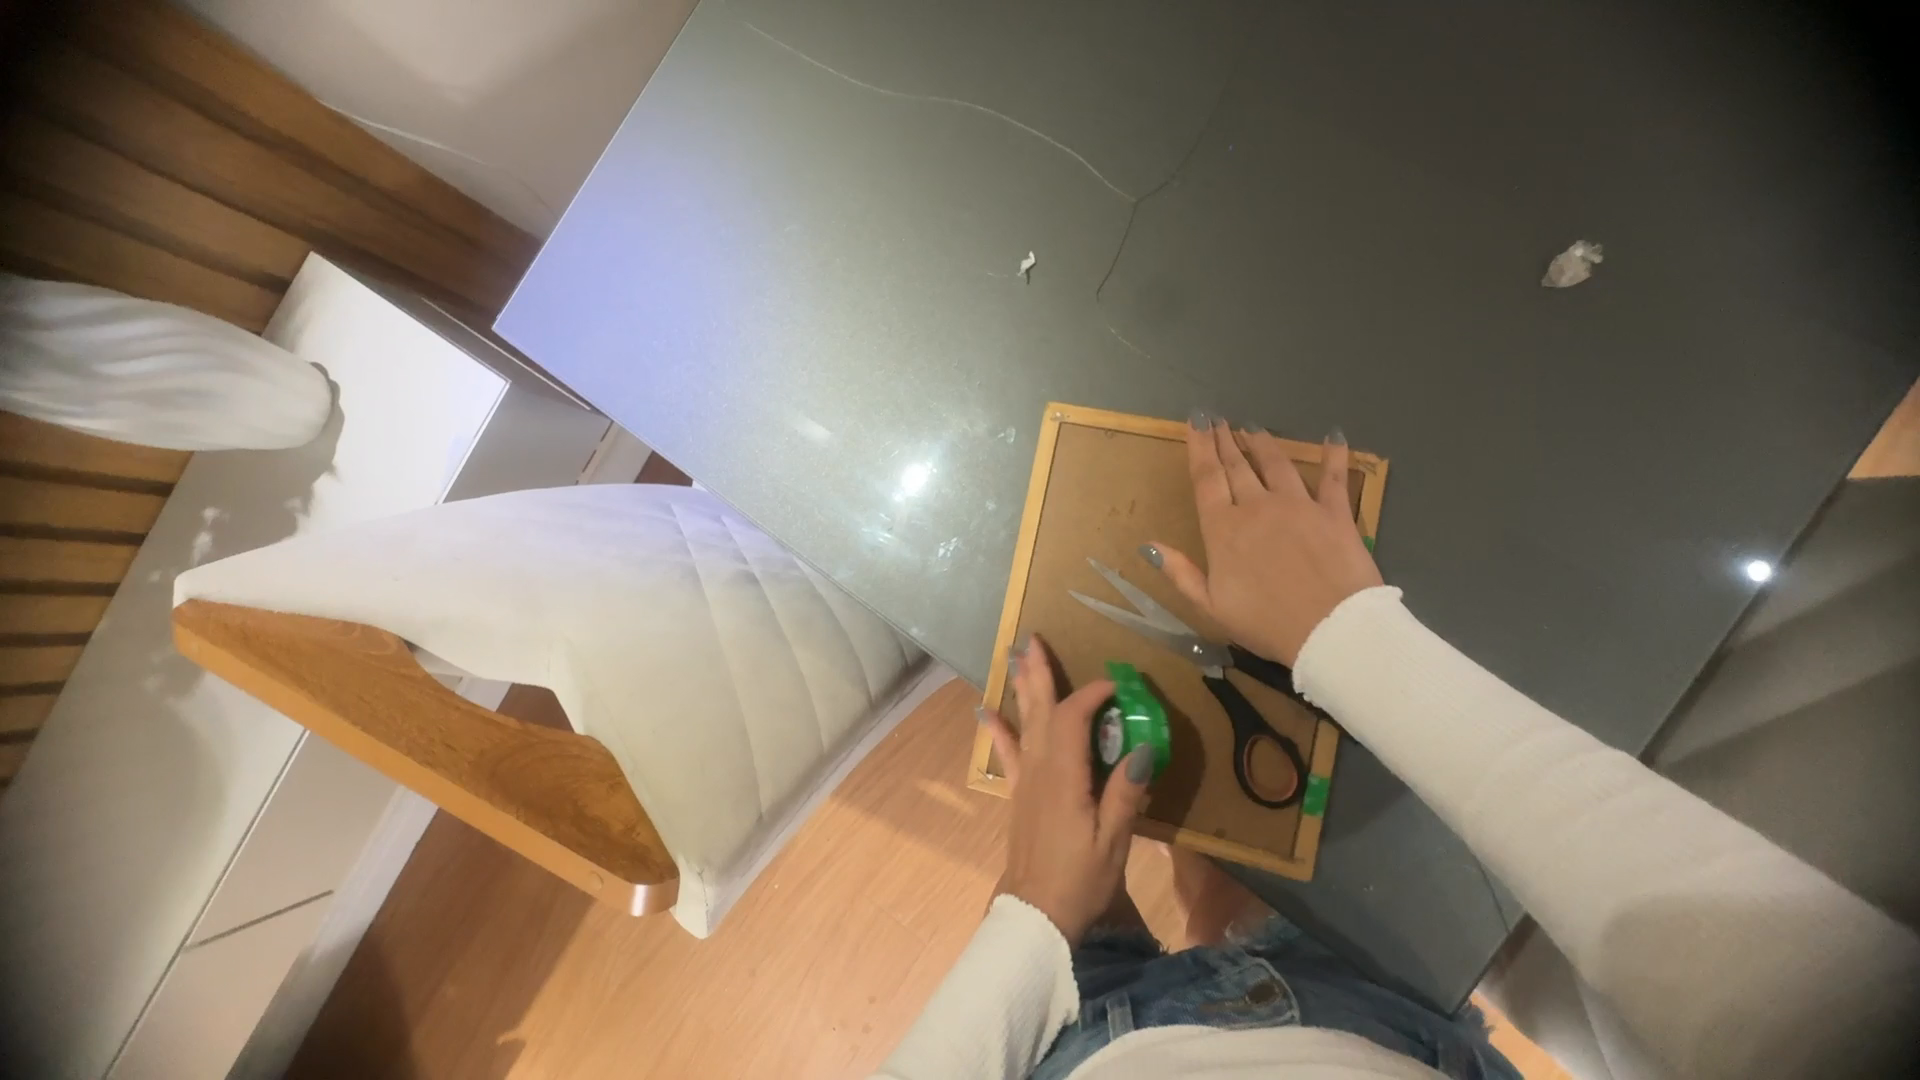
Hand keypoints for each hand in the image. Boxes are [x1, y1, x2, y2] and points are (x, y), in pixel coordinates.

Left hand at [980, 634, 1153, 945]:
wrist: (1036, 913)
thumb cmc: (1080, 879)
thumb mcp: (1113, 840)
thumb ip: (1126, 792)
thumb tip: (1144, 747)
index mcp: (1064, 775)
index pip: (1075, 717)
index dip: (1093, 693)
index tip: (1117, 682)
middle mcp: (1039, 768)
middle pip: (1040, 710)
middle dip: (1038, 672)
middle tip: (1032, 638)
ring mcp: (1025, 779)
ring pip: (1022, 723)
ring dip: (1020, 688)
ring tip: (1014, 657)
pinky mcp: (1018, 792)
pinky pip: (1007, 751)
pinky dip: (998, 728)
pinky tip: (985, 711)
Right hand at [1148, 417, 1382, 666]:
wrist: (1331, 630)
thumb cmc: (1265, 623)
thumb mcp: (1210, 606)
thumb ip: (1180, 572)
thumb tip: (1149, 545)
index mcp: (1223, 529)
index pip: (1206, 479)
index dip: (1199, 448)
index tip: (1195, 423)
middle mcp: (1257, 507)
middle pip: (1236, 466)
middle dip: (1224, 440)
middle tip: (1217, 420)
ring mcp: (1298, 505)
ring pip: (1276, 464)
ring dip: (1262, 443)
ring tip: (1252, 428)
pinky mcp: (1334, 512)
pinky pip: (1334, 476)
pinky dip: (1333, 454)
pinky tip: (1332, 436)